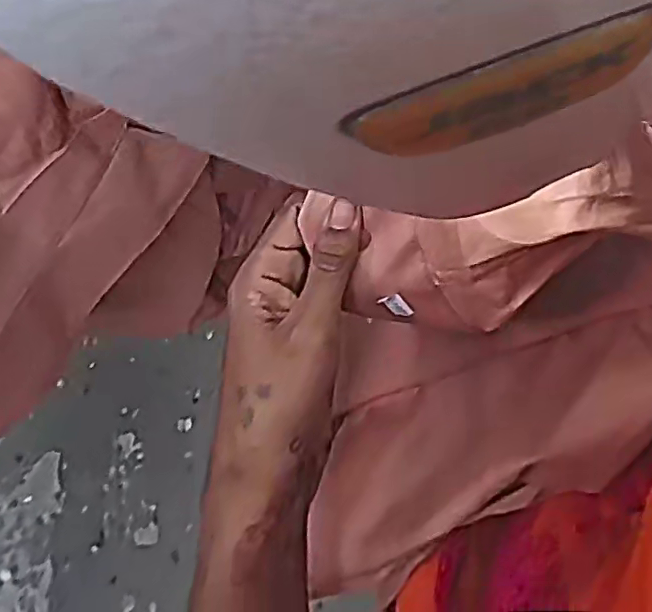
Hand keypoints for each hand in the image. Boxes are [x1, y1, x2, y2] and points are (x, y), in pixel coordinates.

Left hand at [197, 192, 362, 609]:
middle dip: (347, 221)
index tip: (373, 181)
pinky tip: (380, 267)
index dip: (331, 198)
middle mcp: (270, 283)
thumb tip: (346, 204)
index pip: (295, 216)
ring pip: (325, 260)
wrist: (270, 471)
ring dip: (354, 248)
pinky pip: (332, 285)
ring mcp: (290, 305)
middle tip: (393, 204)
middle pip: (310, 235)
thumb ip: (332, 264)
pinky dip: (354, 274)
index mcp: (257, 275)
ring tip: (394, 229)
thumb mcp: (311, 326)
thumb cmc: (279, 400)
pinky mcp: (308, 324)